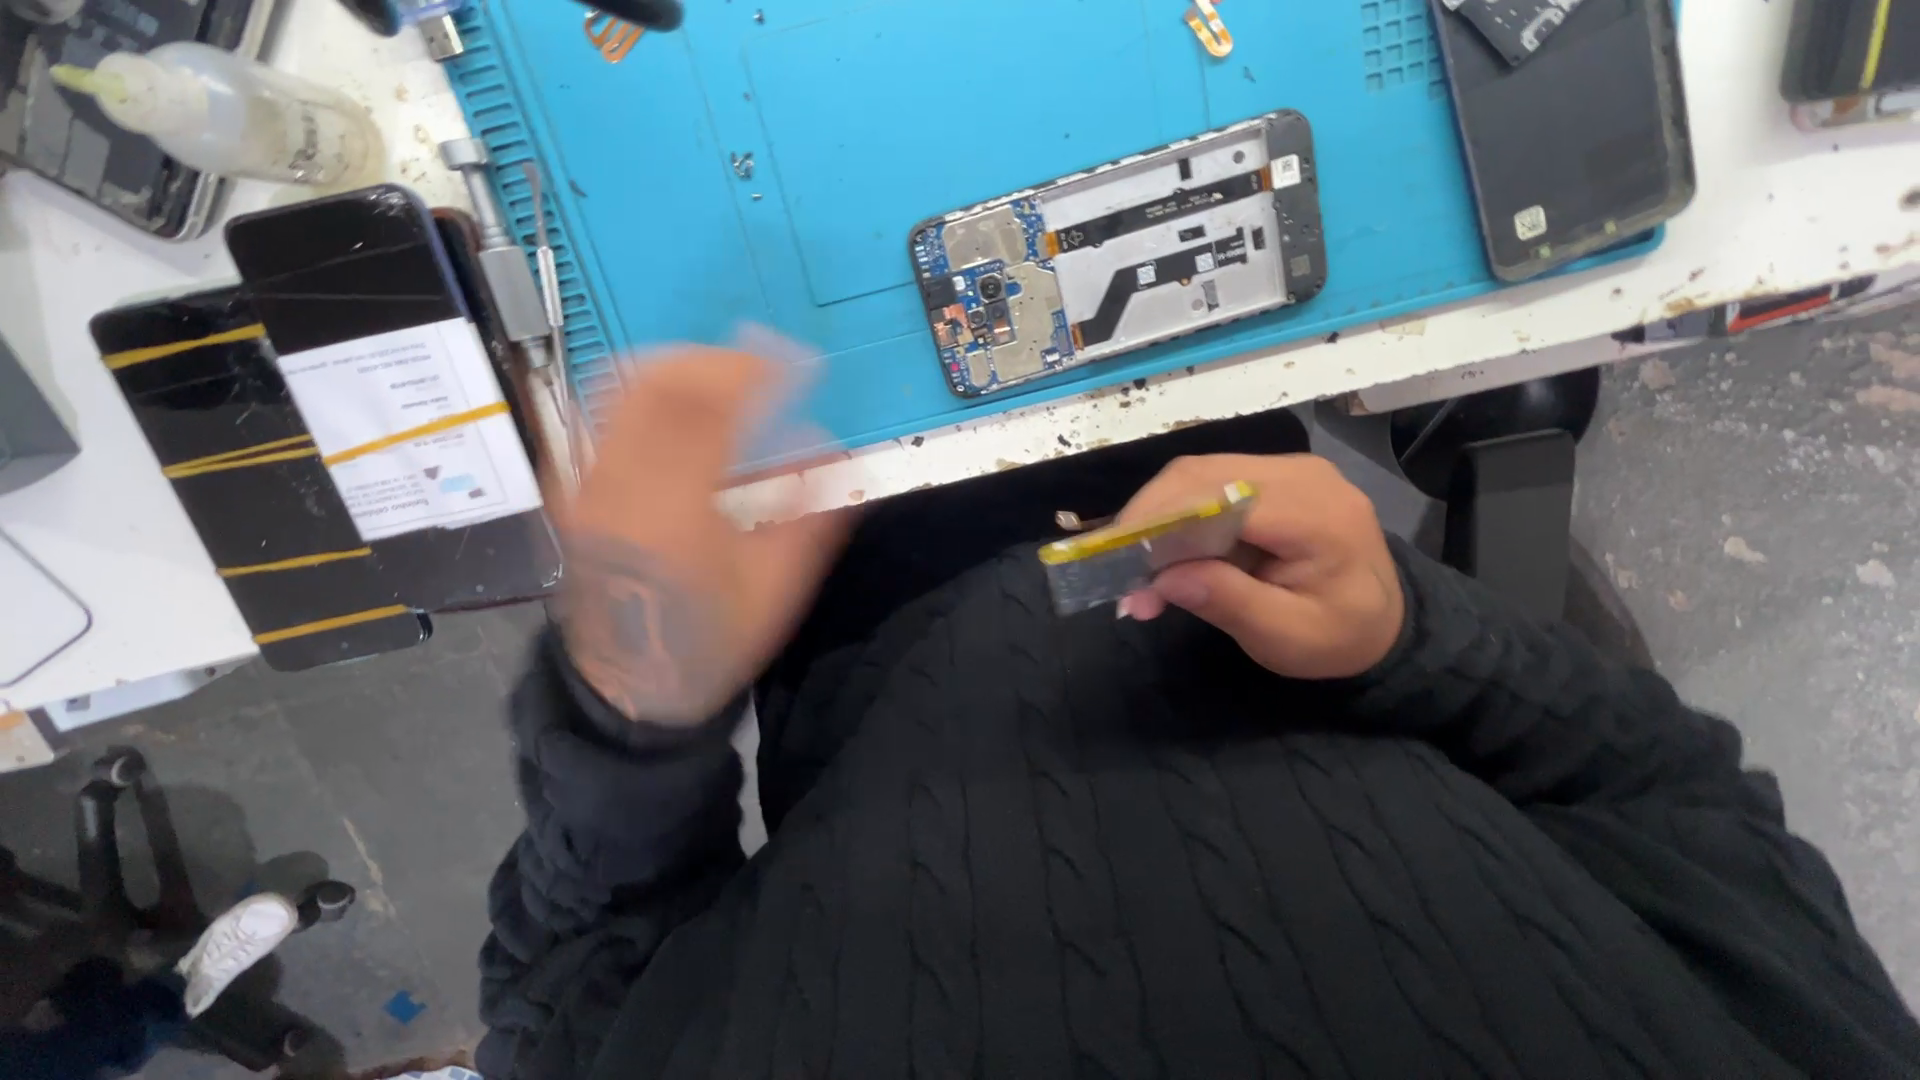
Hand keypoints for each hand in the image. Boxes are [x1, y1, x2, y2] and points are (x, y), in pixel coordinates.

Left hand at [551, 348, 851, 724]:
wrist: (631, 683)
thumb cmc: (711, 638)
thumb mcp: (777, 586)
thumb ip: (810, 515)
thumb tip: (829, 446)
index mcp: (676, 512)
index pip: (710, 408)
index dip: (755, 371)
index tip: (794, 361)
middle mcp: (620, 485)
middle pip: (657, 383)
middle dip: (715, 359)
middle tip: (759, 363)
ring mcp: (586, 484)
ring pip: (621, 388)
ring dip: (678, 367)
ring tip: (722, 375)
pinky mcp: (573, 489)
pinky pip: (601, 414)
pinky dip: (645, 392)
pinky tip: (678, 407)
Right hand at [1116, 454, 1405, 679]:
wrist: (1383, 622)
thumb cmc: (1339, 636)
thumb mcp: (1288, 637)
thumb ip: (1229, 603)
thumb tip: (1162, 580)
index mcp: (1317, 513)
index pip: (1222, 498)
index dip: (1162, 522)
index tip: (1119, 561)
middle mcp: (1301, 474)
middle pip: (1201, 475)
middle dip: (1148, 519)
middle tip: (1117, 568)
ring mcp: (1286, 469)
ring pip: (1196, 473)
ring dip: (1156, 516)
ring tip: (1135, 566)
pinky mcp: (1270, 476)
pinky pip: (1207, 481)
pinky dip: (1174, 514)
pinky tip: (1162, 551)